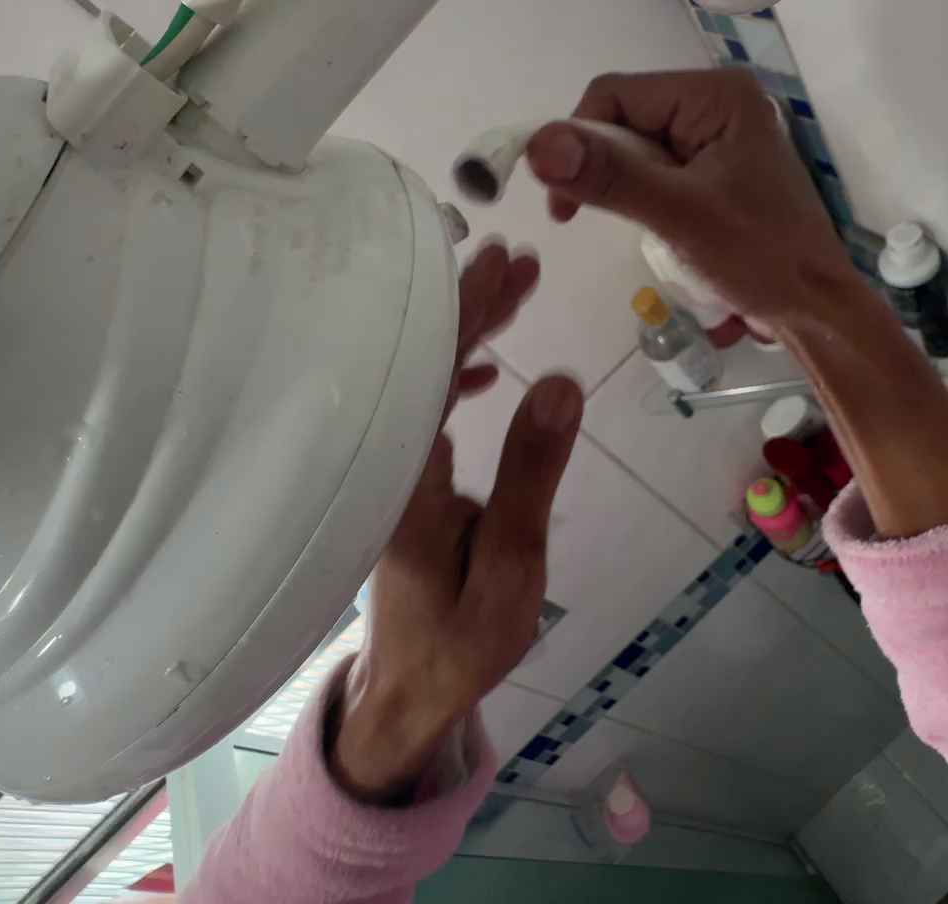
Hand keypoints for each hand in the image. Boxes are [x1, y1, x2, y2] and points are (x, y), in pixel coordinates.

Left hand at [329, 244, 582, 803]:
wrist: (412, 689)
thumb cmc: (462, 640)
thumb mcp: (511, 567)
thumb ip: (530, 476)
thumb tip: (562, 383)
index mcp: (403, 479)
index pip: (432, 373)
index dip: (465, 312)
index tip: (502, 264)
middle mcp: (385, 462)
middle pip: (421, 362)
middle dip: (466, 306)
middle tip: (514, 258)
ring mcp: (389, 470)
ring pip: (423, 380)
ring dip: (466, 334)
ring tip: (512, 290)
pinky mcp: (402, 482)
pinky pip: (425, 410)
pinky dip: (456, 378)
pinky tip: (490, 367)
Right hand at [524, 68, 860, 330]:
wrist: (812, 307)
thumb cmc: (758, 257)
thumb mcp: (678, 215)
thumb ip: (610, 177)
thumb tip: (537, 145)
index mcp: (715, 94)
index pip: (616, 95)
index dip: (577, 141)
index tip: (564, 202)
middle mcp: (715, 103)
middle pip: (624, 119)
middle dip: (601, 167)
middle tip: (591, 217)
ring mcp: (716, 137)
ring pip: (636, 147)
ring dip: (620, 186)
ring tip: (637, 225)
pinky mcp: (714, 169)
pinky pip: (656, 169)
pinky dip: (640, 196)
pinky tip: (652, 225)